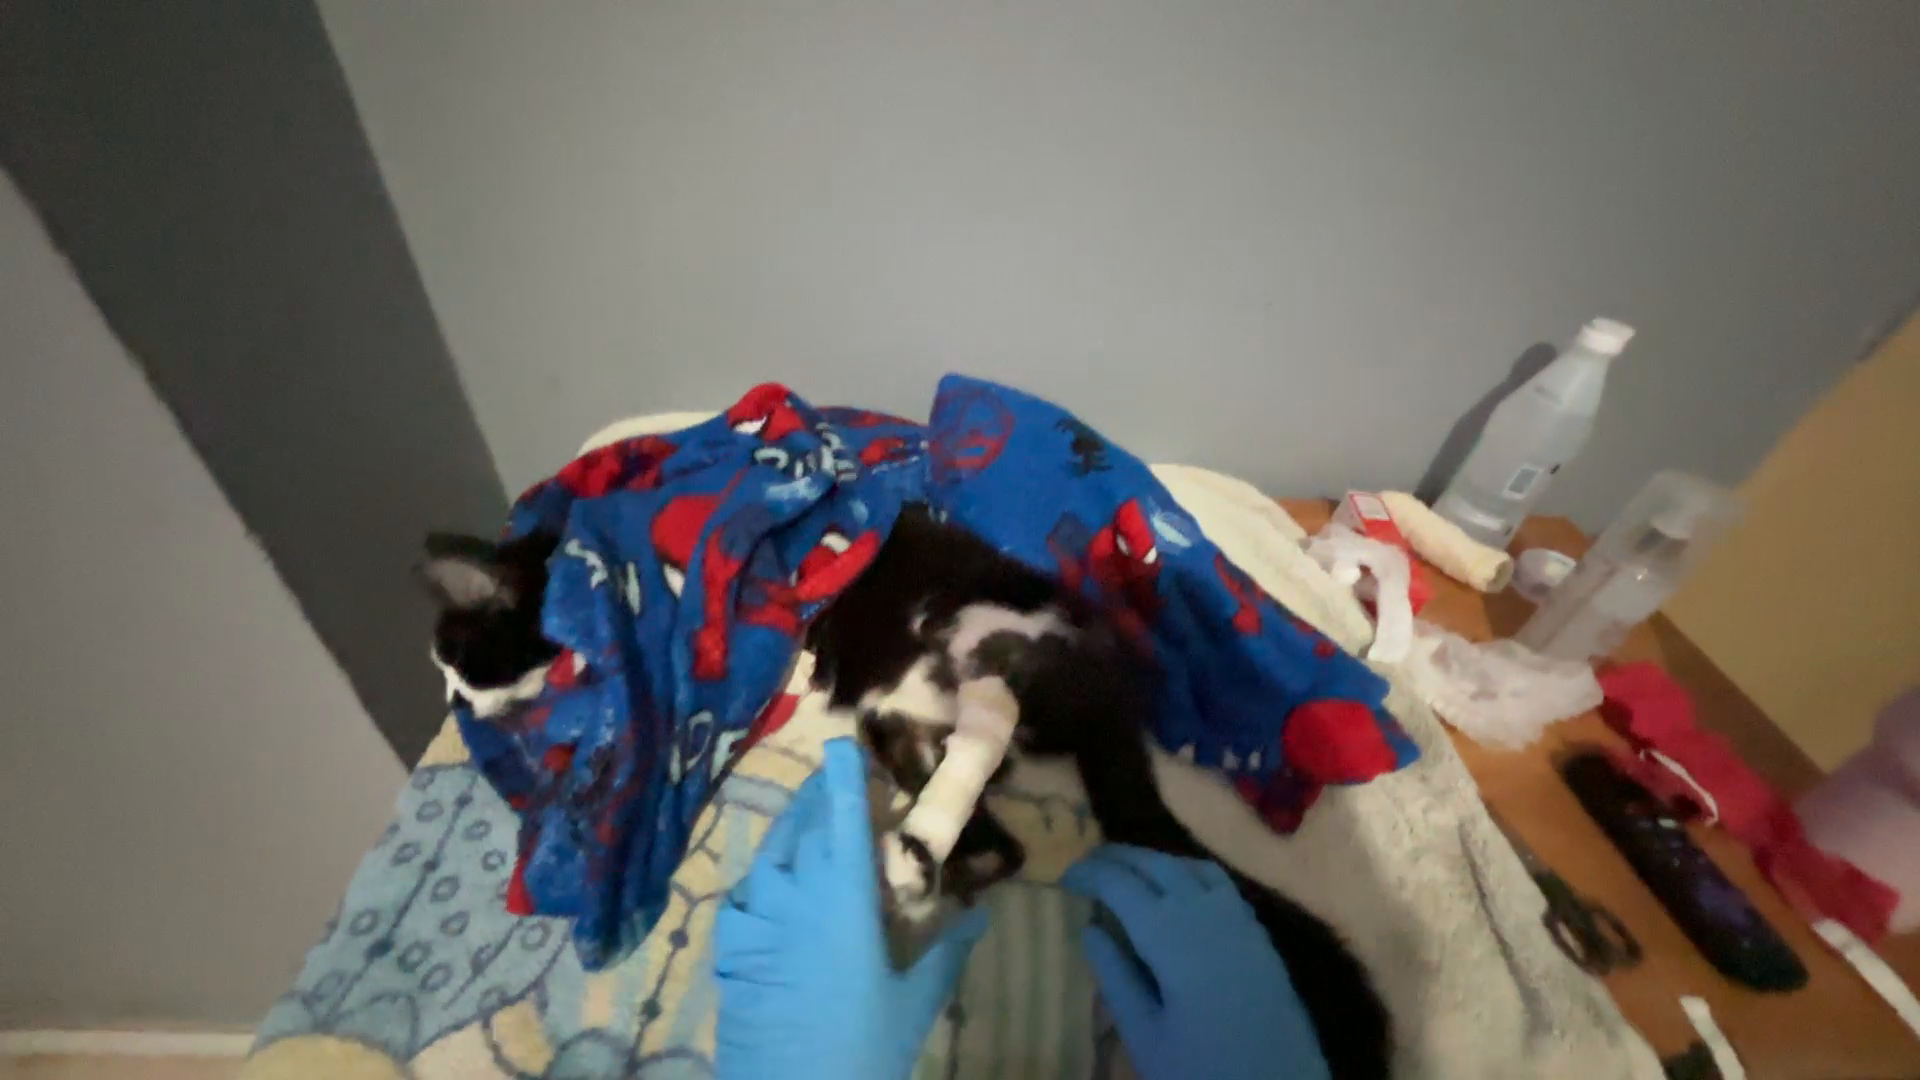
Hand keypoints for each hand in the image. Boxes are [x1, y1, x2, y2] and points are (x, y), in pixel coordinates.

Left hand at [714, 737, 989, 1079]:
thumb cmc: (860, 1045)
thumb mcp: (914, 997)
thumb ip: (948, 947)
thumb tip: (982, 911)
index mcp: (843, 894)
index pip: (841, 813)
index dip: (841, 772)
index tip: (843, 742)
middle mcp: (795, 889)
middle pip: (805, 819)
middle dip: (824, 792)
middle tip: (843, 782)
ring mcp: (756, 912)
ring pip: (774, 847)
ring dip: (796, 825)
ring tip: (815, 822)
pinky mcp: (730, 940)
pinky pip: (750, 887)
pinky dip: (771, 872)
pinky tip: (782, 885)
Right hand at [1061, 845, 1330, 1079]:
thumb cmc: (1206, 1072)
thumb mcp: (1146, 1037)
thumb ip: (1115, 977)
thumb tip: (1089, 928)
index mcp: (1167, 932)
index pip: (1117, 882)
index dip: (1087, 873)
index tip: (1063, 879)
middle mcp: (1200, 908)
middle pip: (1152, 862)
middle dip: (1116, 858)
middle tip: (1087, 866)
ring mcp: (1235, 916)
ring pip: (1185, 863)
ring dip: (1152, 859)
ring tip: (1127, 872)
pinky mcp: (1257, 932)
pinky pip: (1217, 880)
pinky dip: (1187, 870)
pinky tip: (1179, 890)